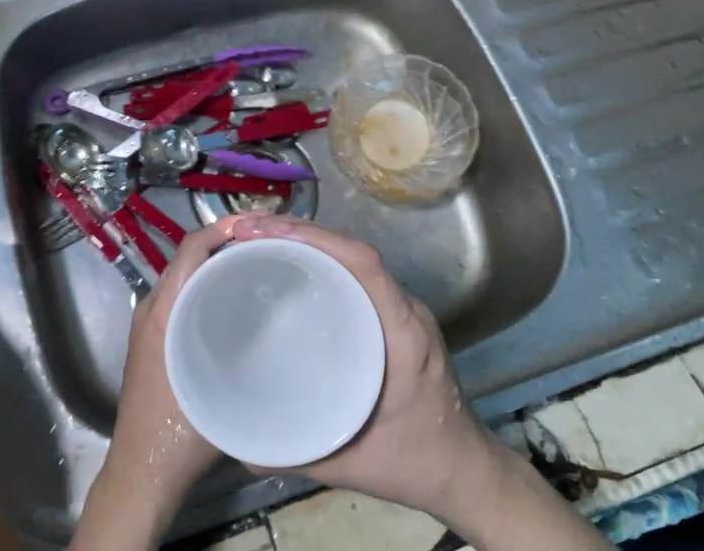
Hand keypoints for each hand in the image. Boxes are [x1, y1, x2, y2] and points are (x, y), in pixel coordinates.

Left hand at [72, 218, 237, 550]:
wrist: (143, 471)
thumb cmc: (180, 432)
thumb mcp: (221, 391)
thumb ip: (249, 357)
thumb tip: (290, 329)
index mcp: (163, 310)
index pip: (191, 249)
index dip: (222, 229)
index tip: (258, 224)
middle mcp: (152, 308)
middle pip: (188, 259)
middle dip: (224, 245)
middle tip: (268, 245)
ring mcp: (150, 324)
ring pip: (185, 278)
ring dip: (215, 266)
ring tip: (259, 267)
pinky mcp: (154, 340)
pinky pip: (181, 298)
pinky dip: (205, 288)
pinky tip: (237, 304)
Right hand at [227, 214, 498, 523]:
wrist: (465, 471)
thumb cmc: (414, 463)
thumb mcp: (350, 466)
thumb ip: (295, 456)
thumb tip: (238, 447)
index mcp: (403, 333)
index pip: (364, 263)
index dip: (315, 237)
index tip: (266, 231)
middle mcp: (406, 311)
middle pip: (355, 252)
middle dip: (301, 233)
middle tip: (250, 233)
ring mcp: (404, 312)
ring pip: (356, 260)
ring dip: (312, 244)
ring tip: (262, 243)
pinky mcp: (397, 319)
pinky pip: (359, 277)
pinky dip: (324, 264)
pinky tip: (292, 273)